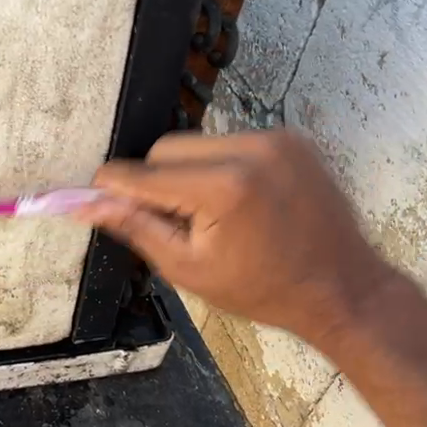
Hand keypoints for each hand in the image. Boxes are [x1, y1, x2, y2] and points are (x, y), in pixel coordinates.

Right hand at [78, 130, 396, 346]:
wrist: (340, 286)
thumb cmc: (261, 290)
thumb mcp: (187, 269)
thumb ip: (136, 228)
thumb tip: (87, 204)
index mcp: (223, 187)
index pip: (142, 172)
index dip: (111, 188)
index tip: (90, 199)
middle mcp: (250, 149)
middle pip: (166, 149)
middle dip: (152, 182)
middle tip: (166, 223)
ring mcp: (274, 138)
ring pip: (195, 143)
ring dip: (184, 173)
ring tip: (205, 216)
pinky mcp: (289, 137)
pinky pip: (228, 142)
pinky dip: (216, 167)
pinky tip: (233, 203)